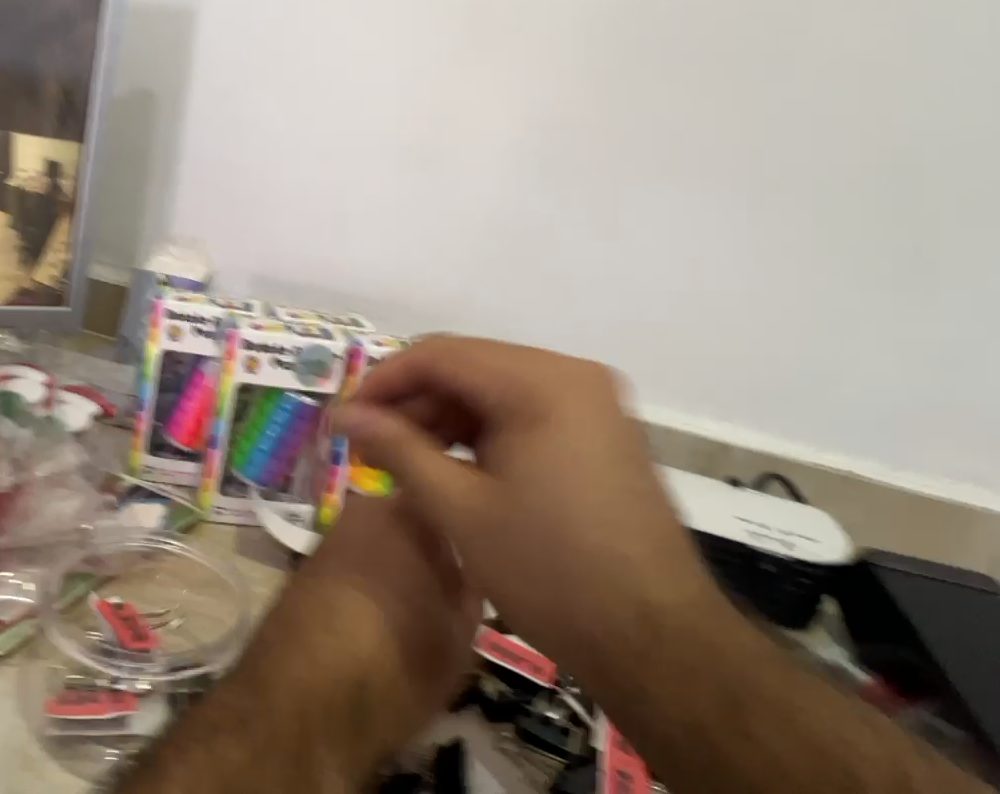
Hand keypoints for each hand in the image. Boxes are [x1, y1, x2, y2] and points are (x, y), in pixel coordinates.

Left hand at [121, 494, 476, 793]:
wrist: (300, 703)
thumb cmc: (395, 663)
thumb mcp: (458, 637)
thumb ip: (470, 590)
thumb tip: (469, 569)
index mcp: (409, 511)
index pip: (450, 501)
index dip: (470, 529)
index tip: (485, 560)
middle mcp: (365, 510)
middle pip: (413, 519)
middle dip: (432, 548)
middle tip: (454, 591)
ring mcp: (331, 536)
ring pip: (382, 542)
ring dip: (399, 566)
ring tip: (418, 611)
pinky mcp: (305, 567)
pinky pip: (354, 565)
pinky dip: (368, 584)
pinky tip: (378, 621)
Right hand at [332, 335, 722, 681]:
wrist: (657, 643)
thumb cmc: (550, 573)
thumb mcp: (460, 508)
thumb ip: (397, 448)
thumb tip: (342, 414)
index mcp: (542, 382)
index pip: (441, 355)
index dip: (383, 381)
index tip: (344, 418)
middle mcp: (572, 375)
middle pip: (469, 367)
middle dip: (412, 401)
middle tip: (367, 445)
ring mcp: (593, 404)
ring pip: (495, 389)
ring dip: (444, 418)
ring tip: (402, 460)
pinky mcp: (601, 433)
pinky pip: (525, 412)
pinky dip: (482, 432)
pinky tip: (452, 467)